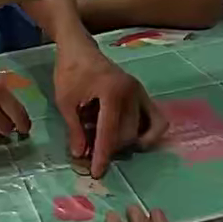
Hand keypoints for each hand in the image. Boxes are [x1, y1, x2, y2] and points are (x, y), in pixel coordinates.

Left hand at [54, 42, 166, 176]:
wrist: (78, 48)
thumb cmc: (69, 72)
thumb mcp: (66, 101)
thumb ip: (75, 129)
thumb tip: (80, 155)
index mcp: (112, 92)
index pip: (110, 132)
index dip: (103, 155)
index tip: (97, 173)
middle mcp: (132, 92)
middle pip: (126, 134)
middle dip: (110, 148)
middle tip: (91, 151)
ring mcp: (140, 92)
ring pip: (139, 130)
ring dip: (123, 141)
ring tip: (104, 141)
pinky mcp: (142, 93)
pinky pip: (156, 119)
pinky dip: (150, 133)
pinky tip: (137, 142)